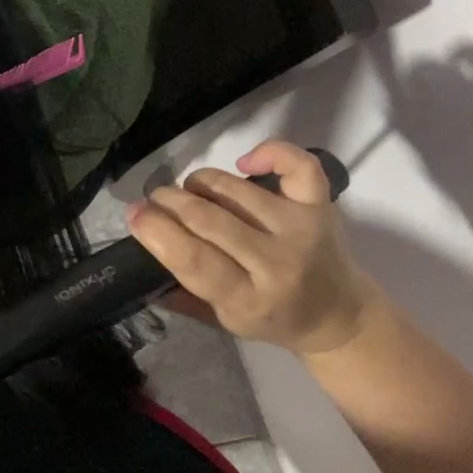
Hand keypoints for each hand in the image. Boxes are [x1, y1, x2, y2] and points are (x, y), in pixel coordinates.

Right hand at [127, 141, 382, 353]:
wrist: (339, 317)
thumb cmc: (271, 318)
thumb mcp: (221, 319)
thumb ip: (180, 290)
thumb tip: (134, 249)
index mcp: (249, 300)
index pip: (193, 258)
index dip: (156, 231)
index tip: (134, 213)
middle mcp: (278, 262)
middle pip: (207, 218)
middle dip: (167, 201)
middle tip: (155, 201)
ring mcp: (301, 229)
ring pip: (233, 188)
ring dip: (198, 183)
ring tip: (190, 193)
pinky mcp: (320, 206)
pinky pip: (297, 165)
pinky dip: (269, 153)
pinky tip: (245, 162)